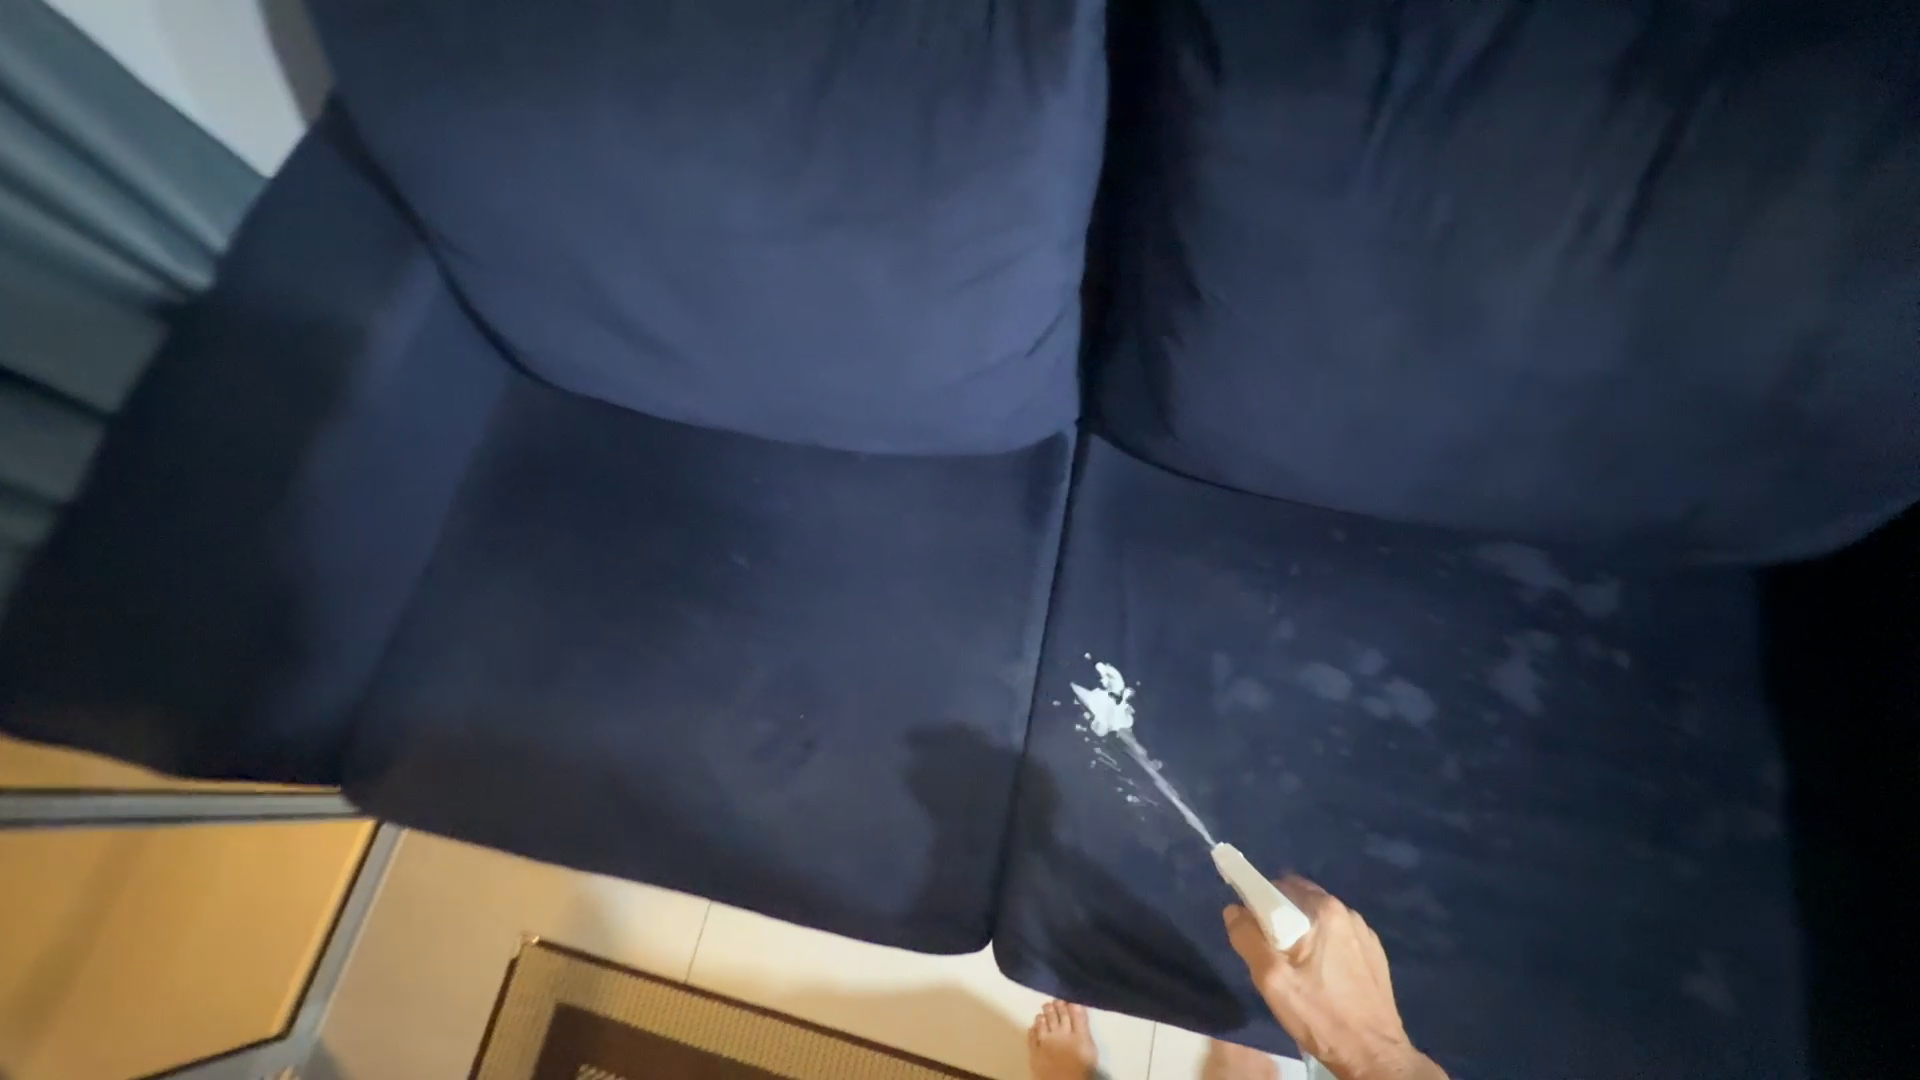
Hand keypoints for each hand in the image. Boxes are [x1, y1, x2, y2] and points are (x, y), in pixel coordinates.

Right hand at [1223, 876, 1445, 1079]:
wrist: (1376, 1060)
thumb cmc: (1321, 1017)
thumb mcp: (1271, 979)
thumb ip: (1247, 937)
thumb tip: (1234, 910)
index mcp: (1323, 910)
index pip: (1278, 886)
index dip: (1258, 903)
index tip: (1252, 929)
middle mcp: (1346, 912)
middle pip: (1299, 900)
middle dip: (1280, 918)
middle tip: (1272, 953)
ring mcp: (1364, 934)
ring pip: (1318, 919)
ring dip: (1302, 932)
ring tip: (1297, 969)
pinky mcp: (1375, 954)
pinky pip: (1337, 936)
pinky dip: (1323, 946)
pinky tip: (1322, 977)